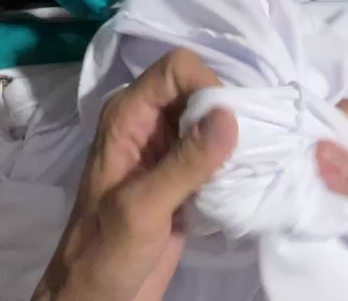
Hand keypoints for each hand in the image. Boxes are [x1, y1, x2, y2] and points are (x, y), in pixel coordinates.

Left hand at [33, 48, 239, 300]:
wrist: (95, 297)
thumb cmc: (106, 249)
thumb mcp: (143, 207)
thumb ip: (185, 162)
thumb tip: (228, 115)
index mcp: (127, 114)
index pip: (175, 69)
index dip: (206, 83)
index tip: (230, 122)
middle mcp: (147, 121)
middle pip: (195, 88)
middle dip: (224, 109)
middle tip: (248, 146)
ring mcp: (165, 148)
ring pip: (207, 117)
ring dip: (231, 135)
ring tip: (251, 162)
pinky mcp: (182, 175)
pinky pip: (212, 150)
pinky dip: (230, 159)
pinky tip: (244, 178)